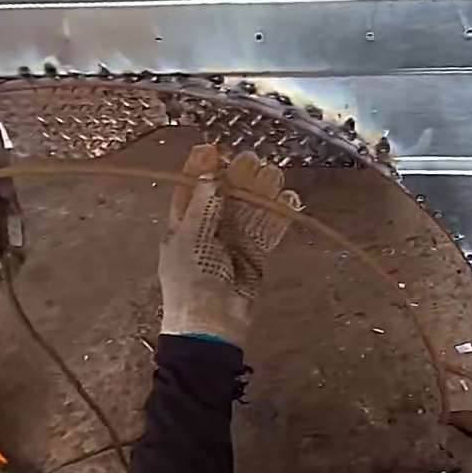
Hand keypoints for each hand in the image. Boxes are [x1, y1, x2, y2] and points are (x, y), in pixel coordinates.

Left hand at [158, 145, 300, 345]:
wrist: (213, 323)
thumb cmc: (192, 280)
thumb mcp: (190, 239)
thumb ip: (203, 206)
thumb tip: (210, 175)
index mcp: (183, 226)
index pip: (191, 190)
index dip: (200, 168)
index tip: (212, 148)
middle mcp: (208, 230)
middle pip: (225, 196)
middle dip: (237, 177)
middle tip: (252, 157)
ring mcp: (233, 243)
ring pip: (250, 210)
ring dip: (261, 192)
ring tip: (274, 172)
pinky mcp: (255, 255)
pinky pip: (268, 230)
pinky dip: (279, 216)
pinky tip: (289, 199)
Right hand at [441, 410, 471, 472]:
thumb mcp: (466, 451)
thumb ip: (451, 438)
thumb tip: (440, 430)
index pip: (468, 416)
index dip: (450, 419)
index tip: (435, 424)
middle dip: (457, 434)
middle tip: (441, 441)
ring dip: (465, 447)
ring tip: (450, 453)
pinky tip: (466, 464)